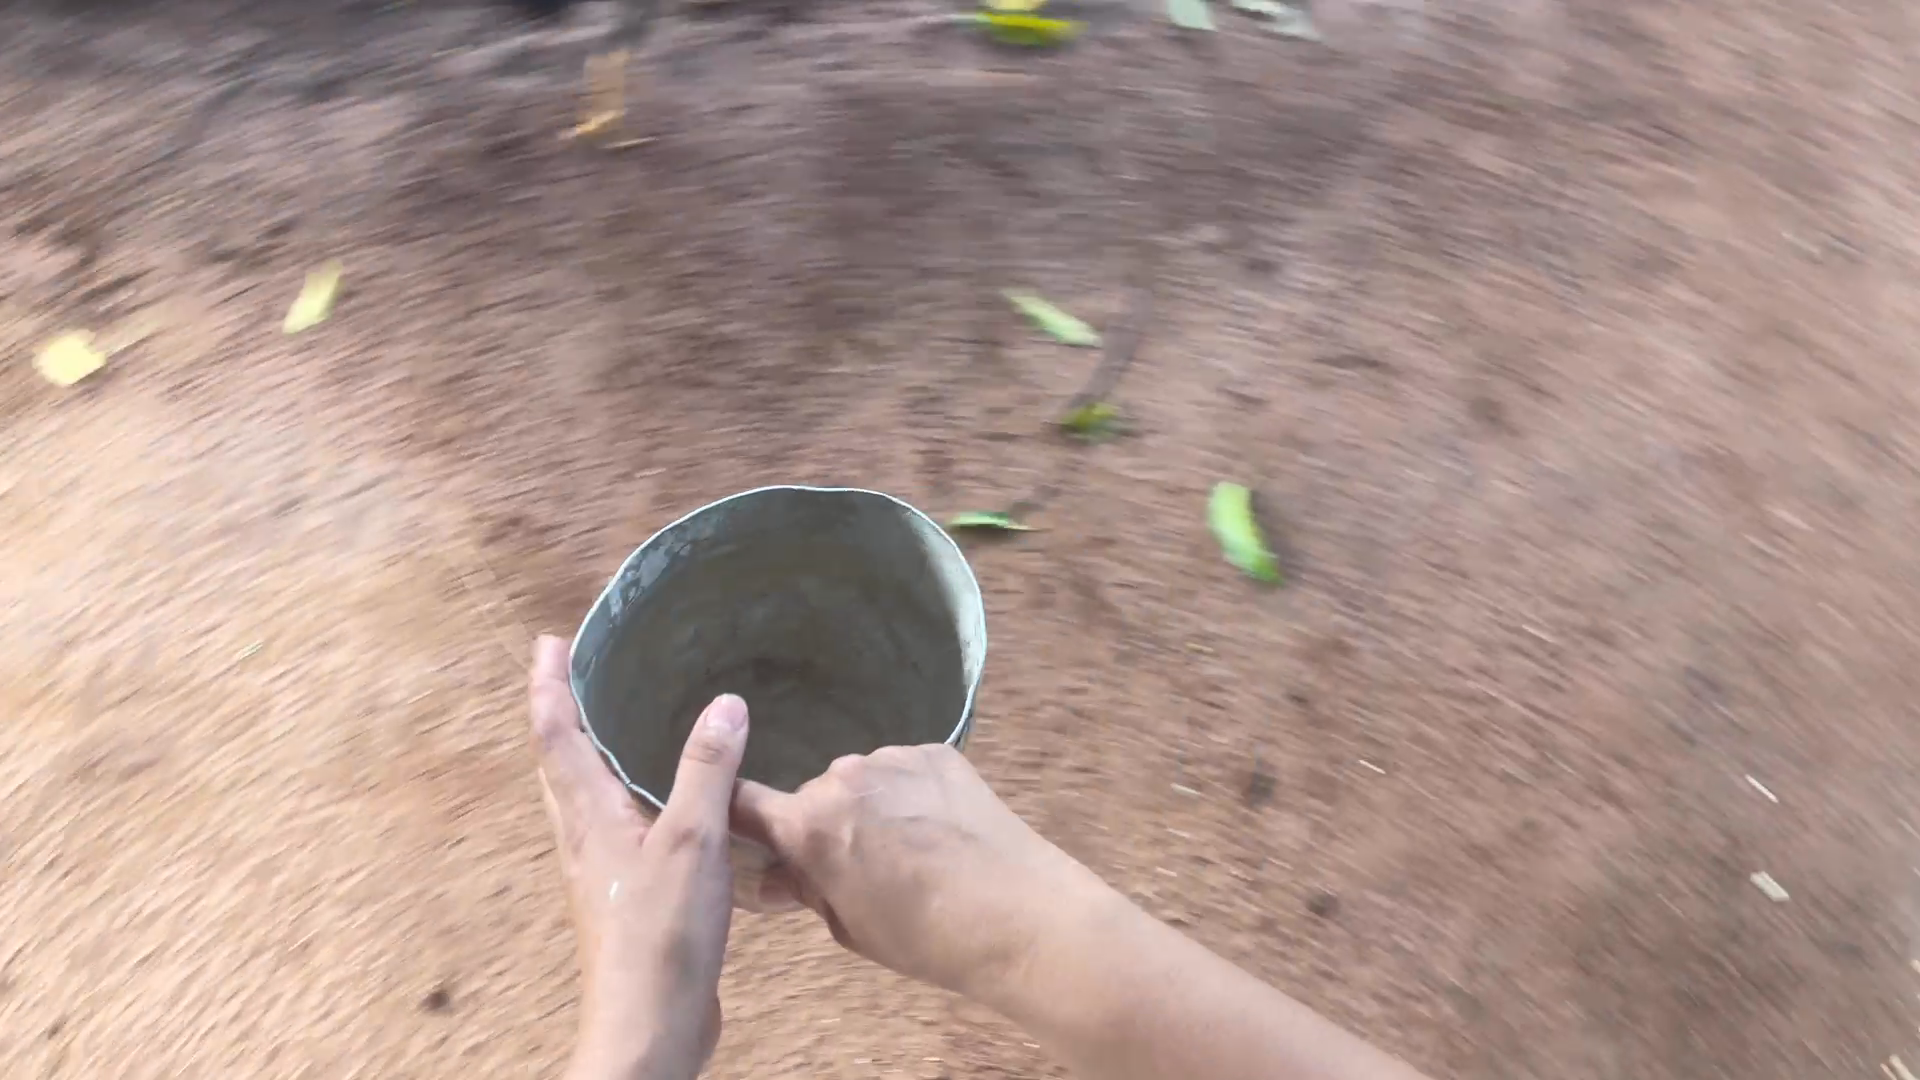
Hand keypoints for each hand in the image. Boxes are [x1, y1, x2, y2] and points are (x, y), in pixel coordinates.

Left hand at [530, 634, 748, 1079]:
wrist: (649, 1030)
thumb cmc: (661, 933)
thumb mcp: (692, 841)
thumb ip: (705, 770)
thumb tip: (725, 702)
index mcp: (590, 817)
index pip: (557, 737)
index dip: (550, 687)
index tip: (549, 642)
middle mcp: (586, 836)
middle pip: (557, 761)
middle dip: (558, 711)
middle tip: (572, 669)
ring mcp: (603, 865)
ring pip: (580, 791)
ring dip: (583, 746)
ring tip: (609, 717)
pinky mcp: (626, 888)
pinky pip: (613, 817)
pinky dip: (619, 784)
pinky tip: (655, 792)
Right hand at [732, 744, 1112, 1006]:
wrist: (1016, 909)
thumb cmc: (923, 934)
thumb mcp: (849, 926)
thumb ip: (805, 888)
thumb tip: (776, 875)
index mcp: (810, 824)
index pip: (744, 802)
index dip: (740, 816)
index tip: (748, 829)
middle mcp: (843, 775)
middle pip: (815, 795)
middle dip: (825, 823)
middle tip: (861, 860)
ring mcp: (893, 756)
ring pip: (861, 780)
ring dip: (870, 803)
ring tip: (911, 842)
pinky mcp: (936, 750)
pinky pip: (903, 768)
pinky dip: (909, 790)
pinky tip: (939, 822)